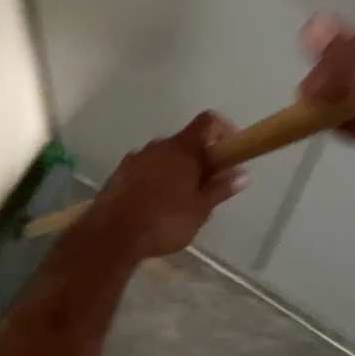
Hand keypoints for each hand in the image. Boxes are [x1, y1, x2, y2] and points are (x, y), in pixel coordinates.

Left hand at [84, 112, 246, 259]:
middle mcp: (160, 145)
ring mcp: (138, 156)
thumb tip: (242, 174)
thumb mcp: (199, 210)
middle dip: (201, 159)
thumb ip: (220, 189)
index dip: (224, 130)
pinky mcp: (121, 171)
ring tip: (181, 200)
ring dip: (178, 170)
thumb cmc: (164, 221)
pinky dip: (157, 178)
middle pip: (187, 141)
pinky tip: (155, 204)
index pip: (208, 121)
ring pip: (165, 155)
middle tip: (208, 186)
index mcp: (183, 149)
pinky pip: (147, 167)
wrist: (112, 234)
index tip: (232, 152)